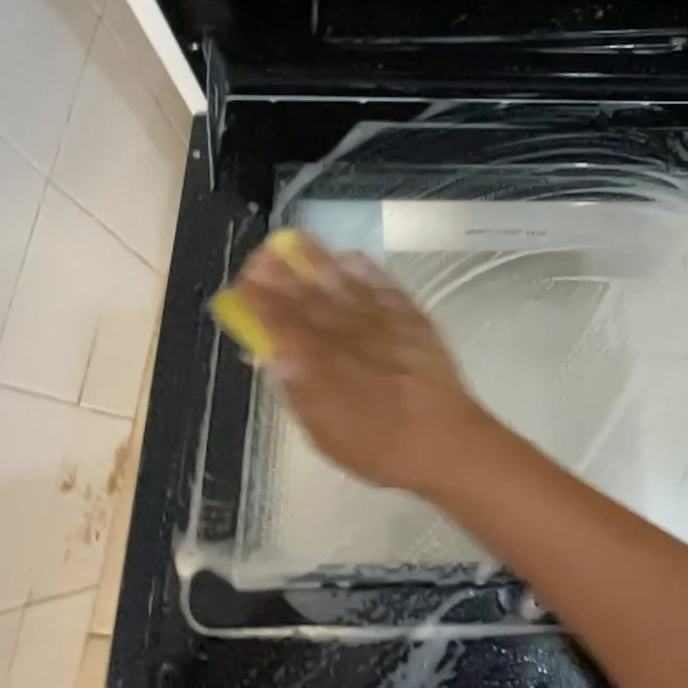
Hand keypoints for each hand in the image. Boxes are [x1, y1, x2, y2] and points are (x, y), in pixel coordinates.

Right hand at [229, 230, 489, 494]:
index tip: (242, 283)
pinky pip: (384, 286)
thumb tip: (274, 354)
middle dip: (283, 273)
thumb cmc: (379, 447)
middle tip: (263, 253)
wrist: (444, 440)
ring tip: (298, 240)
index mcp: (323, 363)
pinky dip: (366, 270)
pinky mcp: (412, 318)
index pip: (283, 324)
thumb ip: (300, 390)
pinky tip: (351, 257)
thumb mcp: (326, 432)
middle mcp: (350, 334)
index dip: (260, 301)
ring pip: (345, 284)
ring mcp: (383, 322)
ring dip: (319, 261)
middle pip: (310, 297)